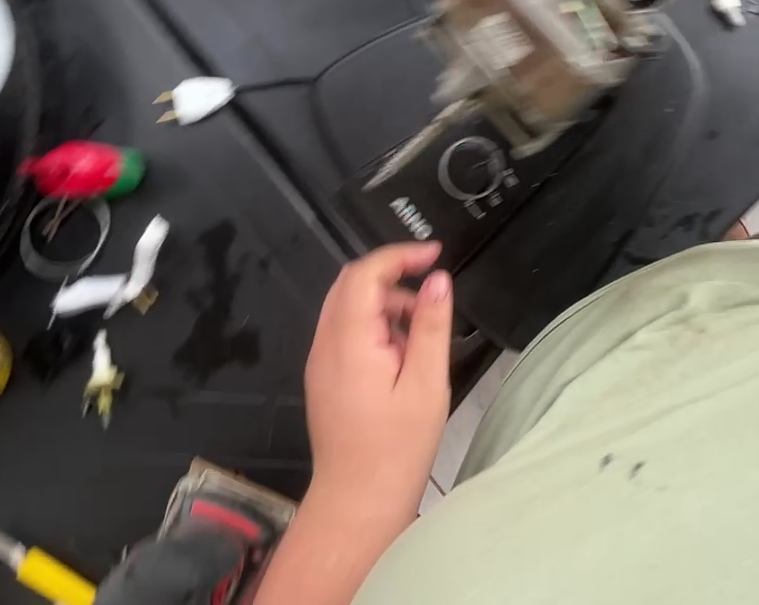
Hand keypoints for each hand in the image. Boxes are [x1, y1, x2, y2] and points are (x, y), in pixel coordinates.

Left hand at [302, 242, 452, 530]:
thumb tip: (438, 279)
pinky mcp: (325, 376)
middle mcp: (325, 346)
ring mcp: (320, 362)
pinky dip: (375, 322)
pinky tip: (402, 352)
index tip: (435, 254)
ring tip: (421, 331)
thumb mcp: (426, 383)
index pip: (363, 275)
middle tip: (430, 286)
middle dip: (393, 274)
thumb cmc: (397, 448)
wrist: (357, 504)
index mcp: (348, 343)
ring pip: (348, 305)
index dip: (399, 255)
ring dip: (386, 301)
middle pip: (350, 283)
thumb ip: (430, 325)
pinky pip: (346, 329)